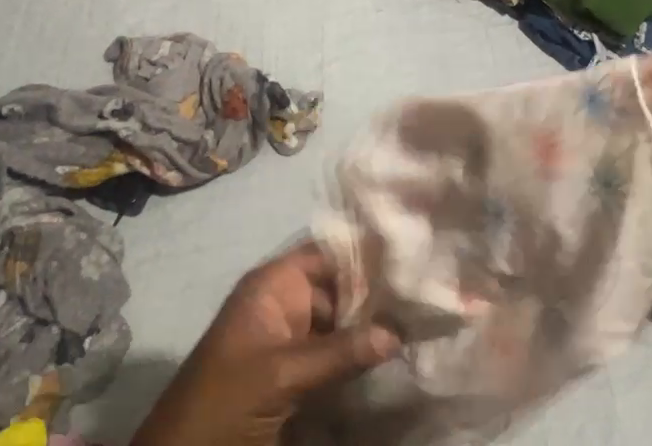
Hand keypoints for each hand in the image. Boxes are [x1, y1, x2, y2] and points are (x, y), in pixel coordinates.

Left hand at [134, 243, 398, 445]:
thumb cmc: (223, 402)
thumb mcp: (280, 374)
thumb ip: (339, 352)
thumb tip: (398, 333)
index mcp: (274, 286)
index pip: (329, 250)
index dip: (367, 248)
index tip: (413, 248)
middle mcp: (287, 303)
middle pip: (342, 284)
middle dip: (380, 290)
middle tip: (428, 291)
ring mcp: (293, 340)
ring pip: (344, 320)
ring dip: (376, 324)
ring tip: (422, 319)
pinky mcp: (298, 374)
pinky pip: (337, 354)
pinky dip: (363, 354)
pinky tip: (397, 351)